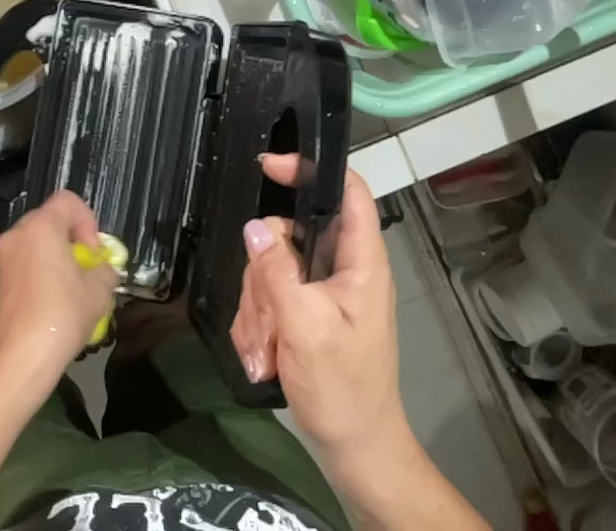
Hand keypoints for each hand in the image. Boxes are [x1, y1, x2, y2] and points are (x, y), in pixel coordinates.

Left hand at [0, 190, 119, 401]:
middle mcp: (14, 236)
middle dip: (70, 241)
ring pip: (33, 247)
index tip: (93, 253)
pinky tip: (49, 309)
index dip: (88, 221)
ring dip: (53, 261)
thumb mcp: (99, 292)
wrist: (16, 363)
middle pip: (48, 222)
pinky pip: (20, 268)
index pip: (68, 201)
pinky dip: (37, 278)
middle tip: (85, 272)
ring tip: (69, 293)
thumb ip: (105, 271)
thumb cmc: (60, 317)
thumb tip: (101, 271)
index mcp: (40, 227)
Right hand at [229, 156, 407, 460]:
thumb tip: (254, 227)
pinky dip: (260, 324)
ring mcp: (321, 291)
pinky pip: (267, 297)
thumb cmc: (342, 388)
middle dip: (264, 275)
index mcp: (360, 262)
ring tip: (269, 347)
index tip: (270, 167)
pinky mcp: (304, 311)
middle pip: (288, 235)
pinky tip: (266, 355)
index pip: (348, 192)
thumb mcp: (305, 327)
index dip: (312, 170)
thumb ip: (277, 272)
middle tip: (270, 315)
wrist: (353, 447)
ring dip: (259, 307)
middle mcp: (342, 268)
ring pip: (270, 268)